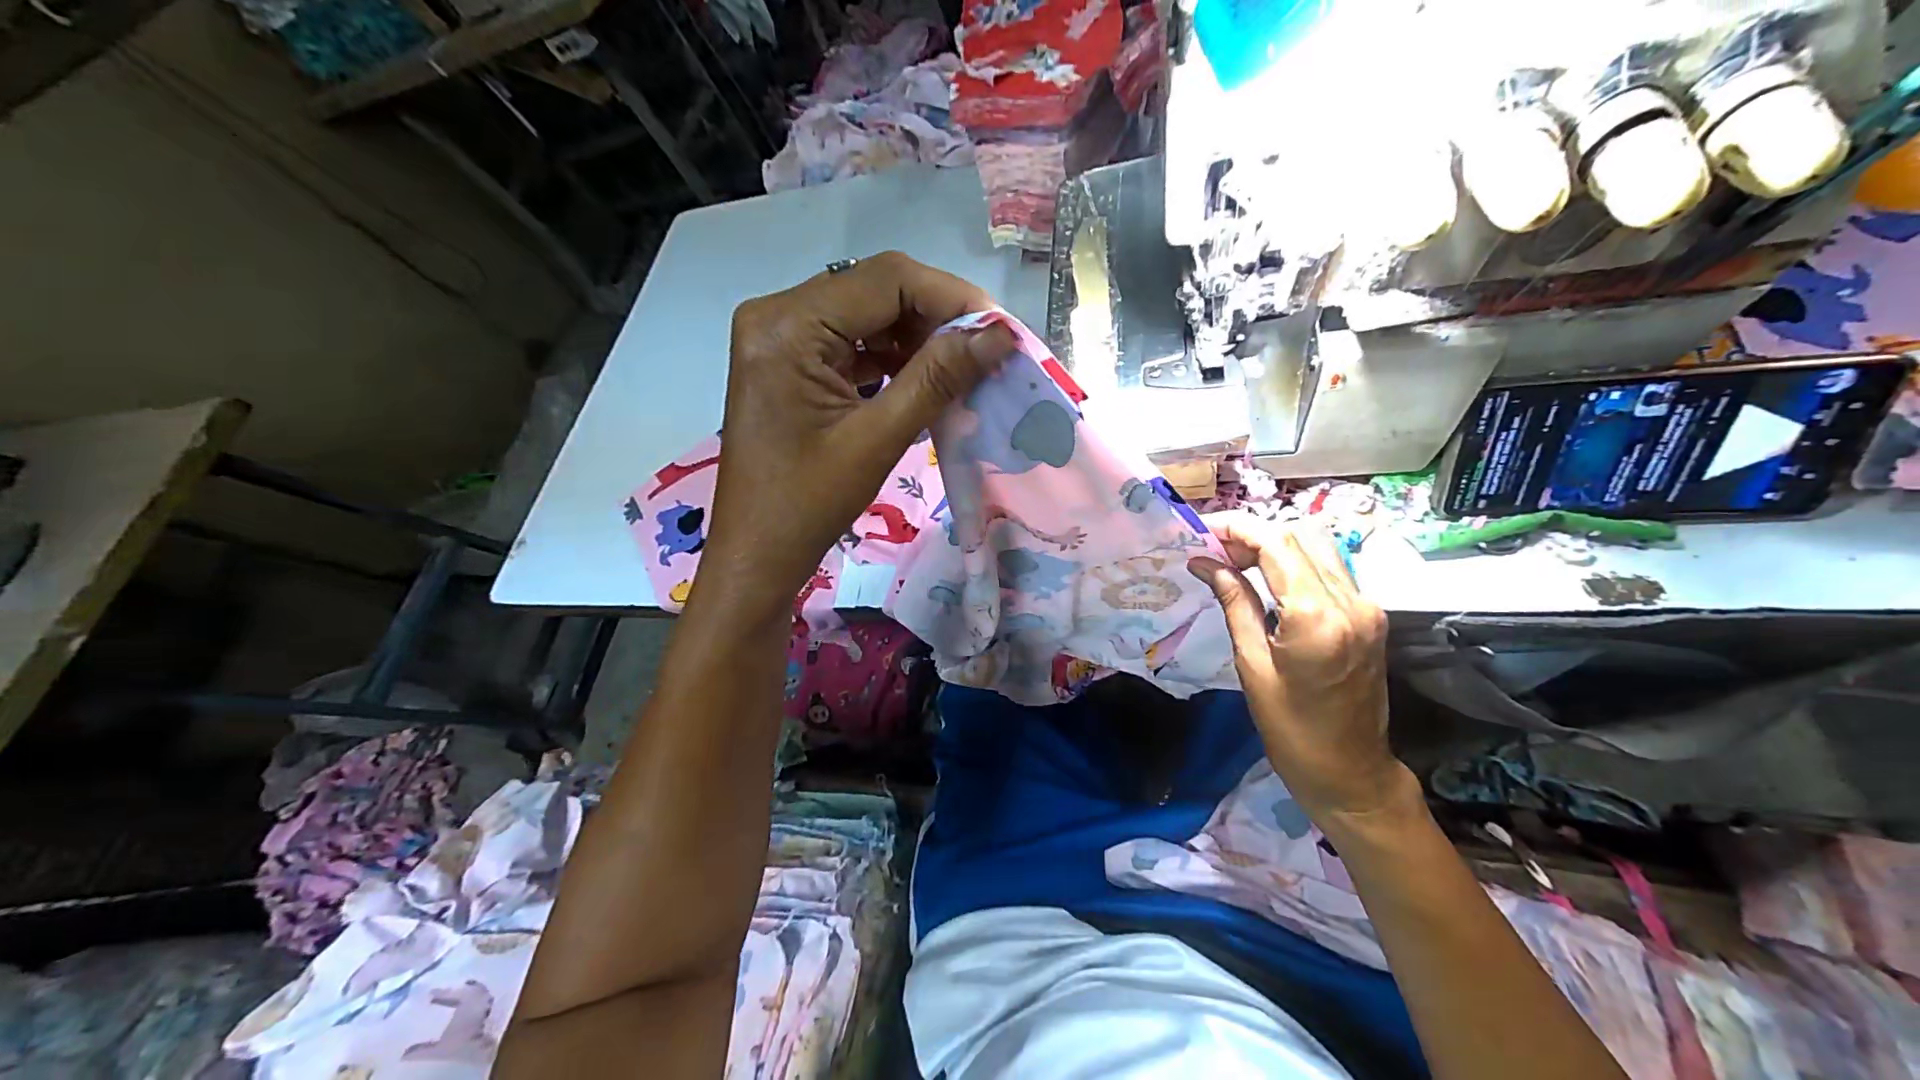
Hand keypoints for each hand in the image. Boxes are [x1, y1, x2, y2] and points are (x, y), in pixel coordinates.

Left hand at [698, 252, 1015, 616]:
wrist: (757, 554)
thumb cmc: (808, 505)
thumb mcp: (878, 439)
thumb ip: (938, 378)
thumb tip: (1000, 336)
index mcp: (787, 325)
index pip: (885, 279)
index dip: (951, 297)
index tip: (1000, 332)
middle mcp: (777, 314)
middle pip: (876, 290)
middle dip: (937, 318)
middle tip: (987, 354)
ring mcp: (780, 336)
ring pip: (868, 314)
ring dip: (918, 338)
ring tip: (962, 372)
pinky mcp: (789, 360)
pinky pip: (852, 341)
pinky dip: (892, 357)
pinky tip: (925, 380)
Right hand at [1188, 513, 1415, 822]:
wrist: (1349, 769)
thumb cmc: (1290, 728)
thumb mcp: (1252, 664)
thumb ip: (1234, 603)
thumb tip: (1204, 563)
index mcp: (1317, 616)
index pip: (1276, 544)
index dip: (1236, 529)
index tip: (1202, 532)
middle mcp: (1350, 601)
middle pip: (1299, 536)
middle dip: (1253, 534)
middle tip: (1214, 552)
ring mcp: (1366, 606)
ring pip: (1318, 546)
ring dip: (1275, 545)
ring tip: (1235, 563)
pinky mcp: (1370, 615)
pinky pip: (1330, 569)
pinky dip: (1295, 563)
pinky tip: (1266, 581)